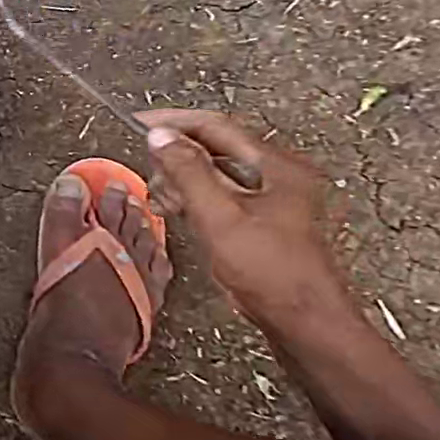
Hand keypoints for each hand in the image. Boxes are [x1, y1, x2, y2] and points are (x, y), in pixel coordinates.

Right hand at [136, 109, 345, 322]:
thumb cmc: (267, 268)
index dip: (174, 122)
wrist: (302, 318)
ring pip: (214, 171)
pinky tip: (176, 209)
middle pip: (215, 147)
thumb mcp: (219, 214)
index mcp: (276, 166)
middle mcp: (277, 175)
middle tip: (151, 173)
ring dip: (182, 178)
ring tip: (162, 197)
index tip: (138, 123)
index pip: (216, 126)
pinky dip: (193, 195)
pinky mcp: (260, 217)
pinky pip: (219, 192)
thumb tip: (160, 135)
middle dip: (176, 156)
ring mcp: (270, 197)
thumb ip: (188, 171)